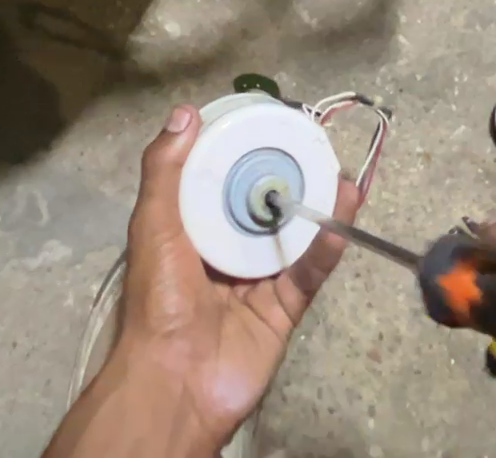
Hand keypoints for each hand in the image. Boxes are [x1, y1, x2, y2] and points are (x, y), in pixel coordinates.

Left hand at [44, 103, 360, 456]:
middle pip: (266, 204)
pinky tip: (343, 217)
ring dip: (320, 205)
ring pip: (295, 234)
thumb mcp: (152, 224)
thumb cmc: (157, 297)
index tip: (270, 123)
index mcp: (193, 226)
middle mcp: (227, 247)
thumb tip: (185, 112)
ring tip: (343, 174)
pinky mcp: (283, 308)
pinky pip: (308, 273)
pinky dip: (326, 247)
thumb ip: (164, 170)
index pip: (223, 178)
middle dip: (292, 176)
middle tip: (318, 146)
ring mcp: (258, 278)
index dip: (245, 151)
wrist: (173, 382)